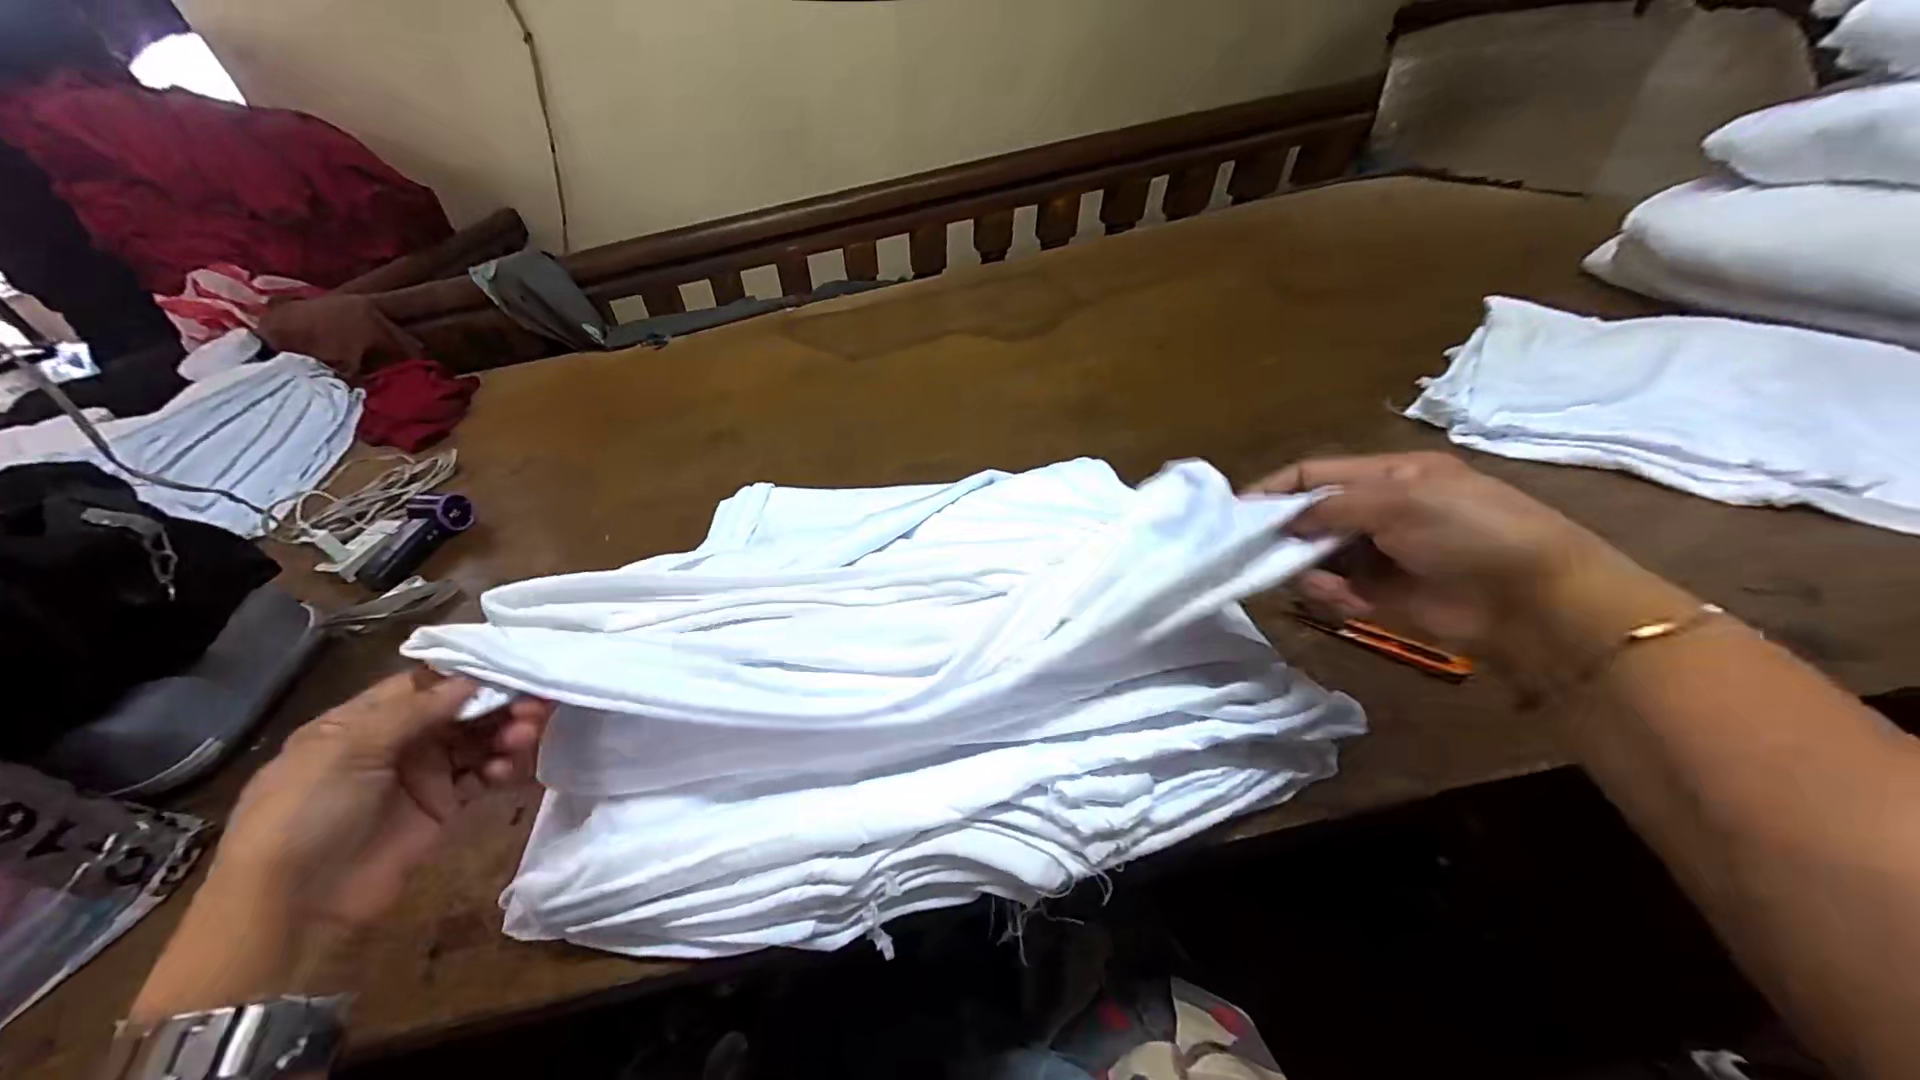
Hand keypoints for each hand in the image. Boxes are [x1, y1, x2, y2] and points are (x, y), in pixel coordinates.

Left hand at [131, 670, 552, 1021]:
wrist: (292, 907)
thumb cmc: (305, 814)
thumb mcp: (347, 750)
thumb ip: (414, 711)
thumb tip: (472, 680)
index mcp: (363, 722)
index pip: (425, 684)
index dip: (468, 675)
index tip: (511, 669)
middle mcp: (397, 742)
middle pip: (461, 711)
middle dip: (500, 704)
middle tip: (535, 705)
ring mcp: (422, 776)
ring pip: (478, 741)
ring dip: (507, 733)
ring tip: (527, 735)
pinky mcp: (444, 807)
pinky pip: (483, 776)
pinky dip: (502, 768)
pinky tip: (508, 769)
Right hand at [1250, 452, 1680, 666]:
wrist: (1535, 600)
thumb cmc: (1470, 531)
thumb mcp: (1400, 501)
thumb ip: (1333, 506)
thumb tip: (1283, 520)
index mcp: (1389, 476)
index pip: (1315, 474)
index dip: (1275, 489)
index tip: (1236, 510)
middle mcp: (1379, 512)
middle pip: (1310, 518)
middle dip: (1284, 533)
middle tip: (1253, 551)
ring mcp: (1380, 556)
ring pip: (1317, 558)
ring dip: (1306, 568)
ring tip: (1311, 578)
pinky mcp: (1382, 597)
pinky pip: (1337, 592)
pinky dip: (1330, 595)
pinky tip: (1341, 598)